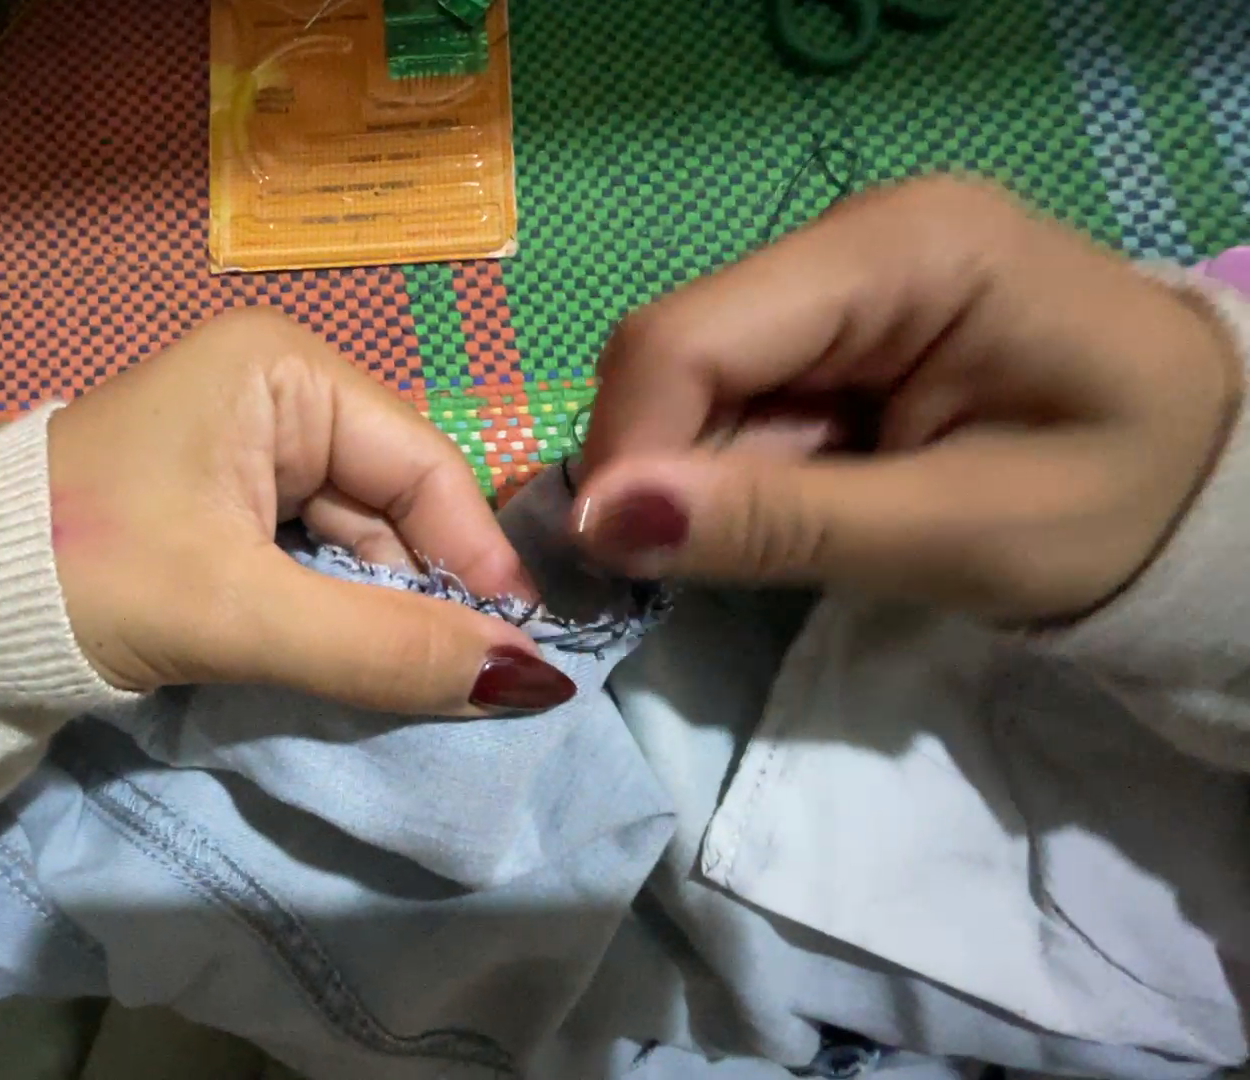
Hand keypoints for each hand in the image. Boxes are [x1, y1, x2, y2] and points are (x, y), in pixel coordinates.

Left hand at [48, 309, 574, 713]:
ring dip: (374, 603)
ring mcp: (247, 443)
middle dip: (418, 587)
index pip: (420, 461)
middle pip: (390, 498)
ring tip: (386, 669)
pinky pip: (310, 549)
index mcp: (280, 370)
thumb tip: (525, 680)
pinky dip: (330, 603)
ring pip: (353, 532)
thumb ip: (381, 646)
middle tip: (451, 676)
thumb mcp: (240, 611)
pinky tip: (332, 645)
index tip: (515, 647)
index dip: (473, 555)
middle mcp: (272, 390)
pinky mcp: (226, 495)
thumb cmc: (89, 577)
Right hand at [574, 177, 1243, 621]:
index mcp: (900, 249)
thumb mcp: (960, 536)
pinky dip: (706, 468)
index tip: (613, 550)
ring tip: (770, 521)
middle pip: (663, 357)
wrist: (1192, 483)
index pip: (684, 340)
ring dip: (680, 473)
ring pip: (668, 386)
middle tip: (702, 550)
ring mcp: (814, 285)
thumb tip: (595, 521)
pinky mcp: (801, 331)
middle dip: (652, 465)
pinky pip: (701, 403)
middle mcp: (838, 242)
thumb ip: (773, 524)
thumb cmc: (1119, 504)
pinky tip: (771, 494)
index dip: (625, 448)